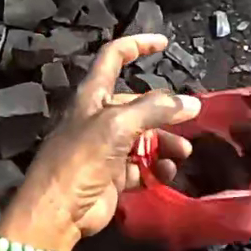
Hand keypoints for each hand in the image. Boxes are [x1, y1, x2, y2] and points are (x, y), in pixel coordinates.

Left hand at [9, 35, 199, 240]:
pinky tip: (166, 173)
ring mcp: (105, 146)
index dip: (136, 46)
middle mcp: (98, 116)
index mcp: (92, 95)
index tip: (163, 42)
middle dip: (164, 111)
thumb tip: (190, 103)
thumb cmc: (82, 157)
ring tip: (182, 153)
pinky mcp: (112, 173)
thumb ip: (154, 110)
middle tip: (189, 121)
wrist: (60, 207)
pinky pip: (141, 164)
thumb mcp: (118, 125)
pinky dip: (156, 167)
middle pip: (137, 103)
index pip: (113, 57)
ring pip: (144, 136)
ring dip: (166, 142)